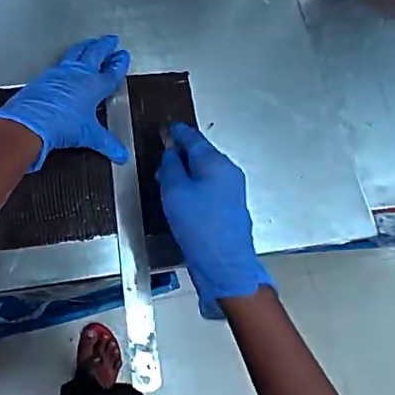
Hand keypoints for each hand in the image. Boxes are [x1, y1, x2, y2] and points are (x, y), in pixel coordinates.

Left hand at [0, 35, 129, 171]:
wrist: (31, 122)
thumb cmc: (62, 124)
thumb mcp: (89, 136)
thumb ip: (107, 143)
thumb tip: (121, 155)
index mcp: (94, 85)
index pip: (112, 72)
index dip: (119, 64)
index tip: (123, 55)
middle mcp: (78, 74)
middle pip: (95, 53)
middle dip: (105, 46)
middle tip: (111, 40)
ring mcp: (59, 73)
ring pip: (76, 53)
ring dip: (85, 46)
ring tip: (90, 43)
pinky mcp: (44, 77)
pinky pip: (59, 64)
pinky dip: (66, 60)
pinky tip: (65, 64)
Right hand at [156, 122, 272, 318]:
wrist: (225, 266)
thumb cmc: (199, 227)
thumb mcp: (175, 192)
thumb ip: (170, 167)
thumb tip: (170, 153)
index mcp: (216, 163)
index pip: (193, 138)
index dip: (176, 132)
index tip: (166, 128)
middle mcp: (229, 172)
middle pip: (201, 154)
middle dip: (180, 154)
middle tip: (161, 156)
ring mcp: (232, 191)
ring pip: (205, 172)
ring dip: (186, 172)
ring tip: (166, 178)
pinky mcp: (230, 208)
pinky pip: (209, 187)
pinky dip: (194, 186)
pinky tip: (181, 197)